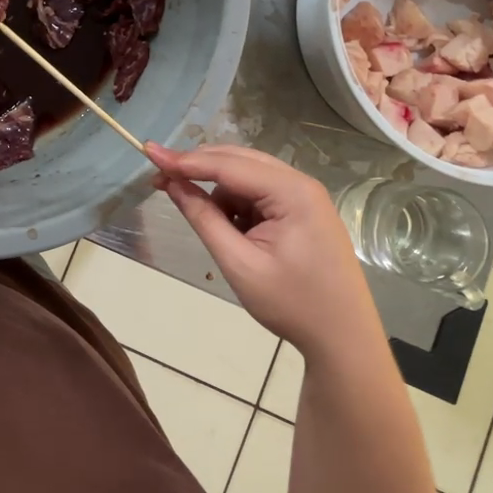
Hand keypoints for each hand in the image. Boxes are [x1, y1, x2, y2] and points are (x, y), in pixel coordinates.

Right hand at [148, 144, 382, 355]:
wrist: (344, 340)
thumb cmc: (292, 304)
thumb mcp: (238, 263)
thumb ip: (203, 218)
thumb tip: (172, 184)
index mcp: (292, 193)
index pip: (228, 165)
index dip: (185, 160)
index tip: (149, 153)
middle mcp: (301, 184)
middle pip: (238, 161)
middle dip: (198, 168)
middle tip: (160, 179)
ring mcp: (305, 196)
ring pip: (247, 175)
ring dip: (219, 190)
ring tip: (206, 221)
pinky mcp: (304, 210)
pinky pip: (259, 192)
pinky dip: (237, 203)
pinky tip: (233, 229)